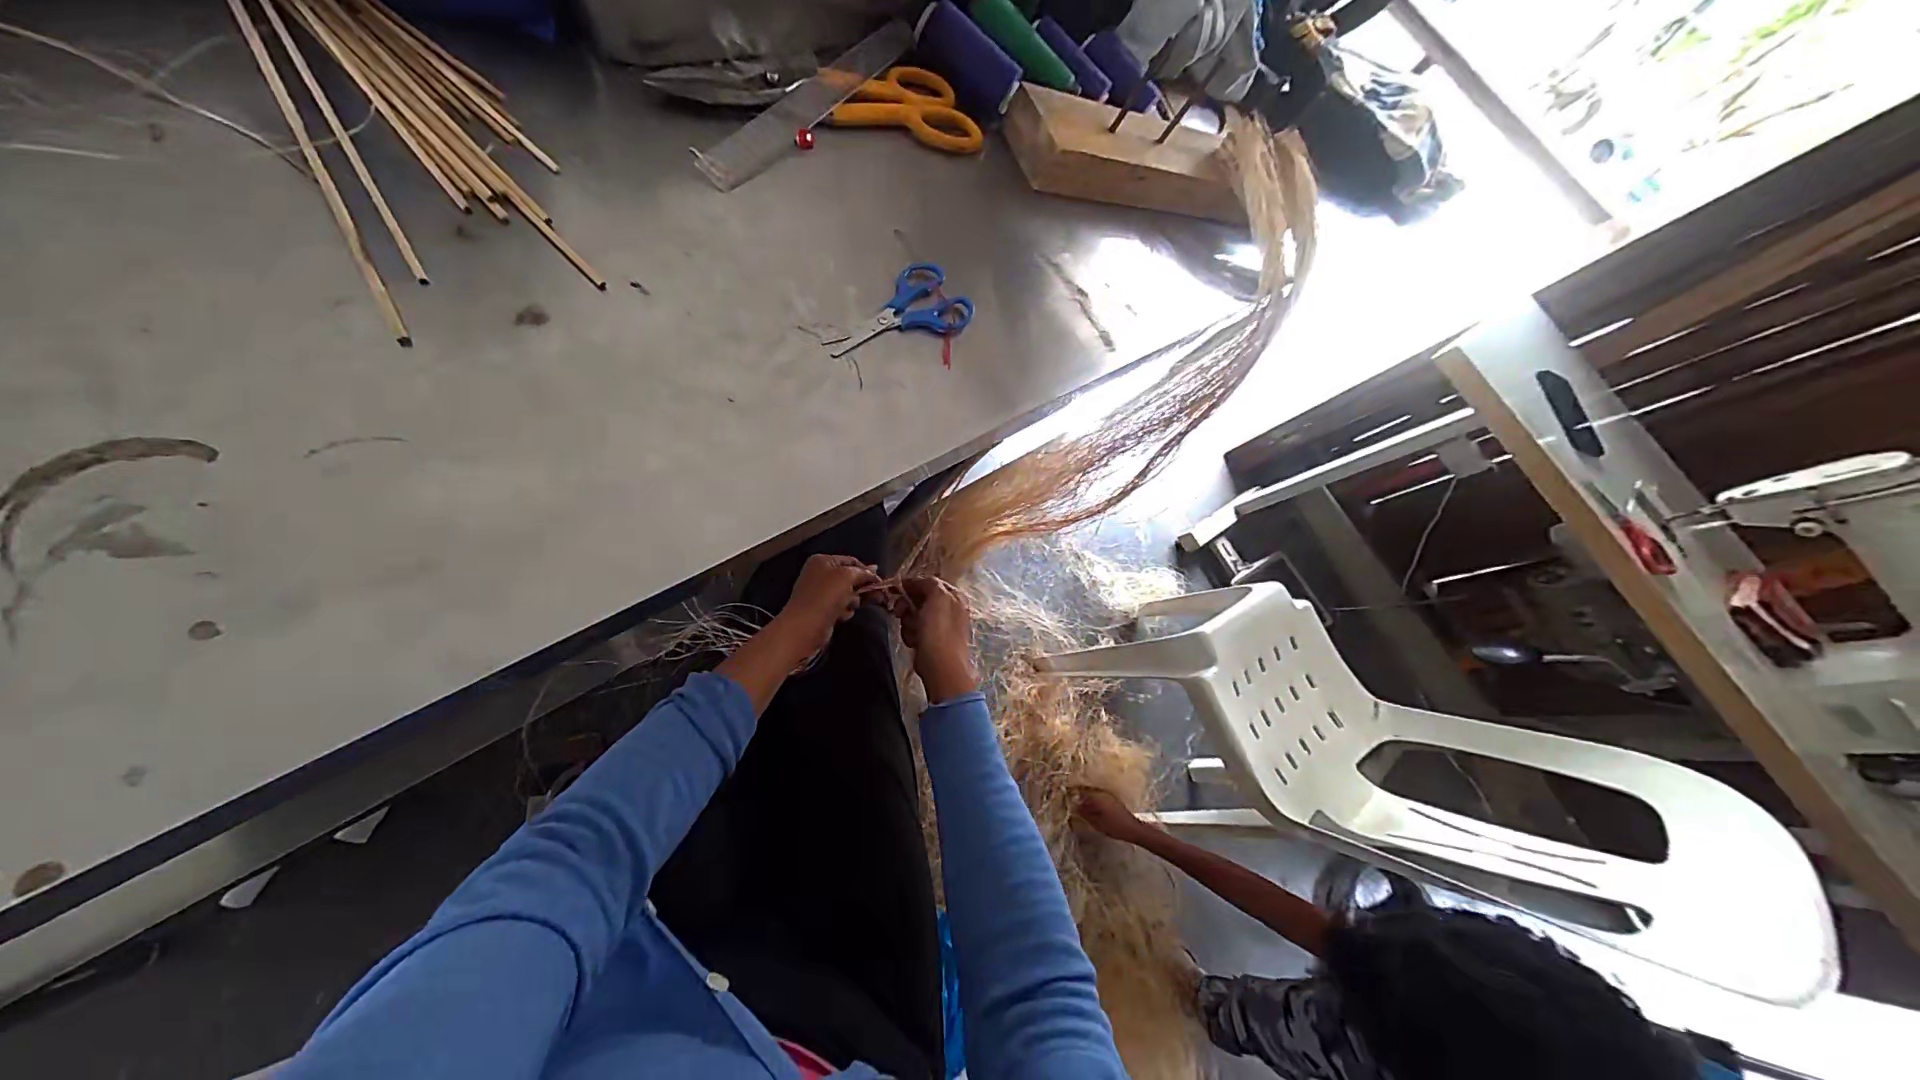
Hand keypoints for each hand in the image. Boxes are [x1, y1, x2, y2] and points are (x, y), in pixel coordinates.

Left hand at [769, 554, 879, 659]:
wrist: (806, 626)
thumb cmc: (826, 596)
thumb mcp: (847, 576)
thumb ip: (862, 572)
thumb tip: (875, 569)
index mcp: (823, 561)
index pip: (851, 561)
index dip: (866, 571)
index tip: (880, 582)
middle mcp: (819, 574)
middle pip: (850, 578)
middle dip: (860, 588)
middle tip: (874, 596)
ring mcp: (819, 593)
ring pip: (847, 594)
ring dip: (852, 601)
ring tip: (848, 607)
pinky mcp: (821, 609)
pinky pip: (840, 606)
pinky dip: (844, 611)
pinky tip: (841, 616)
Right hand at [891, 576, 976, 701]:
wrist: (941, 667)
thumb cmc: (939, 631)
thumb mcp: (937, 597)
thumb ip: (929, 583)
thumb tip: (917, 582)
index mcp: (953, 596)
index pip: (928, 582)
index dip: (911, 585)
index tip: (895, 589)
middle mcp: (948, 608)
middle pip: (918, 599)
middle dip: (907, 606)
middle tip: (900, 612)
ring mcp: (939, 626)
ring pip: (913, 615)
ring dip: (908, 623)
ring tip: (913, 633)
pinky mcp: (930, 641)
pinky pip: (913, 630)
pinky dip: (911, 635)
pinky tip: (914, 642)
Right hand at [1074, 788, 1145, 841]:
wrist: (1133, 829)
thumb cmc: (1114, 826)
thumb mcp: (1096, 822)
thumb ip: (1084, 812)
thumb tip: (1073, 804)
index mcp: (1097, 796)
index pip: (1080, 789)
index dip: (1071, 791)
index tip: (1063, 794)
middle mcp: (1102, 792)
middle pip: (1086, 789)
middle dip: (1077, 793)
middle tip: (1069, 799)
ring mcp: (1108, 795)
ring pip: (1092, 792)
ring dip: (1085, 796)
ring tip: (1078, 803)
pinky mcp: (1112, 800)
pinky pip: (1098, 796)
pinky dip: (1092, 799)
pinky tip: (1090, 807)